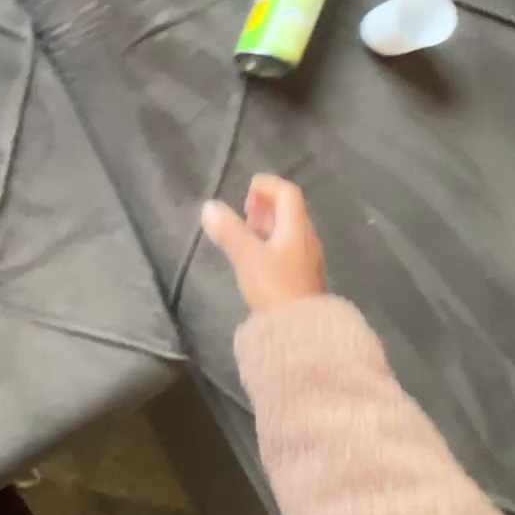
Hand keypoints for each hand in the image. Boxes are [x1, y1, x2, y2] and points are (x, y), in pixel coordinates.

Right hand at [201, 174, 326, 313]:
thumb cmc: (274, 286)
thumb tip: (209, 206)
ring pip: (287, 229)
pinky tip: (254, 254)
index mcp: (296, 229)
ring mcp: (305, 258)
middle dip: (266, 203)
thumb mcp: (247, 256)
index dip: (267, 185)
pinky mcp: (300, 275)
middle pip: (290, 210)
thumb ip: (228, 230)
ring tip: (245, 229)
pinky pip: (286, 246)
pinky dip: (269, 240)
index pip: (288, 194)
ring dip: (267, 223)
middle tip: (244, 208)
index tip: (245, 189)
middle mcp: (306, 239)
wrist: (301, 330)